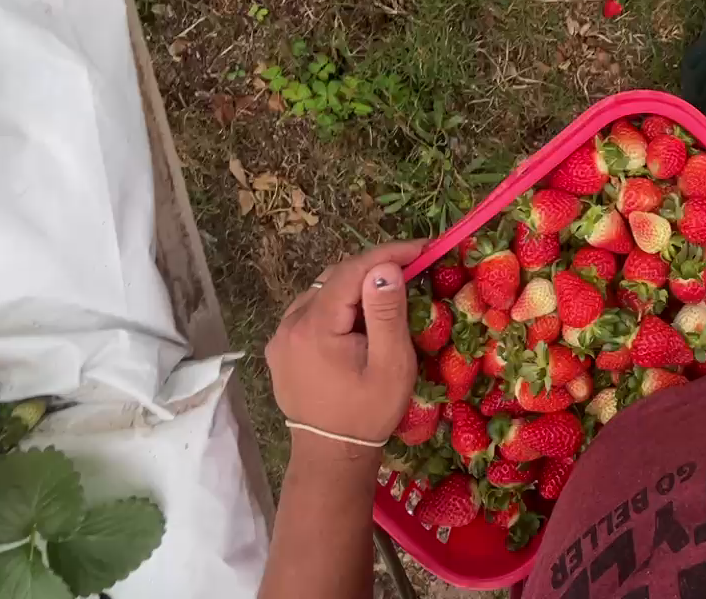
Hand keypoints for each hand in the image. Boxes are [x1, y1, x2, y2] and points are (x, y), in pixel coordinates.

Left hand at [265, 241, 424, 452]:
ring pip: (324, 288)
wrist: (332, 457)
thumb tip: (386, 267)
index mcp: (314, 327)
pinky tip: (362, 312)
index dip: (388, 253)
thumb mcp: (391, 364)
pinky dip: (341, 300)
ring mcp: (281, 336)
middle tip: (414, 266)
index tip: (423, 247)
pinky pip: (314, 307)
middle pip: (336, 276)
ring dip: (358, 282)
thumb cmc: (368, 412)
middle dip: (375, 265)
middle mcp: (290, 325)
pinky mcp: (283, 346)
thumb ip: (388, 313)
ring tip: (392, 287)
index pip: (352, 270)